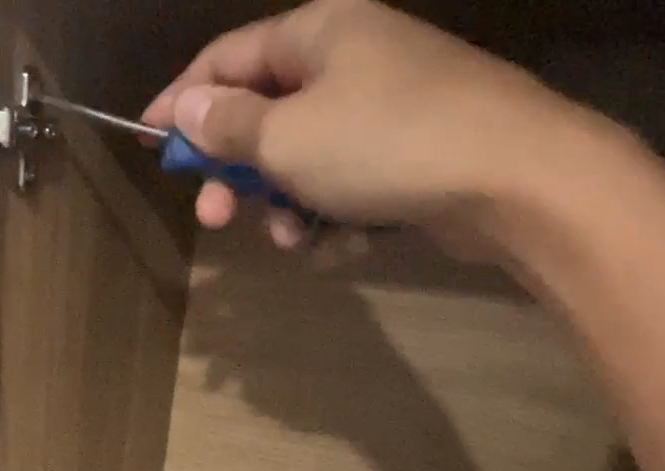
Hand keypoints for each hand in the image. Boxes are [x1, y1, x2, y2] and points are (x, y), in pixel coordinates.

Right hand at [141, 0, 614, 251]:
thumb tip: (185, 107)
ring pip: (300, 158)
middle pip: (261, 115)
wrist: (513, 180)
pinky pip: (342, 181)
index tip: (151, 144)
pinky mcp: (406, 151)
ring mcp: (382, 105)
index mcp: (318, 33)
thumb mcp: (286, 138)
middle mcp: (348, 59)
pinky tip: (339, 242)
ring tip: (293, 237)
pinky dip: (329, 214)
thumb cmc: (385, 145)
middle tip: (216, 217)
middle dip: (235, 172)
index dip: (182, 101)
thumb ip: (227, 125)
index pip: (226, 59)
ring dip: (283, 205)